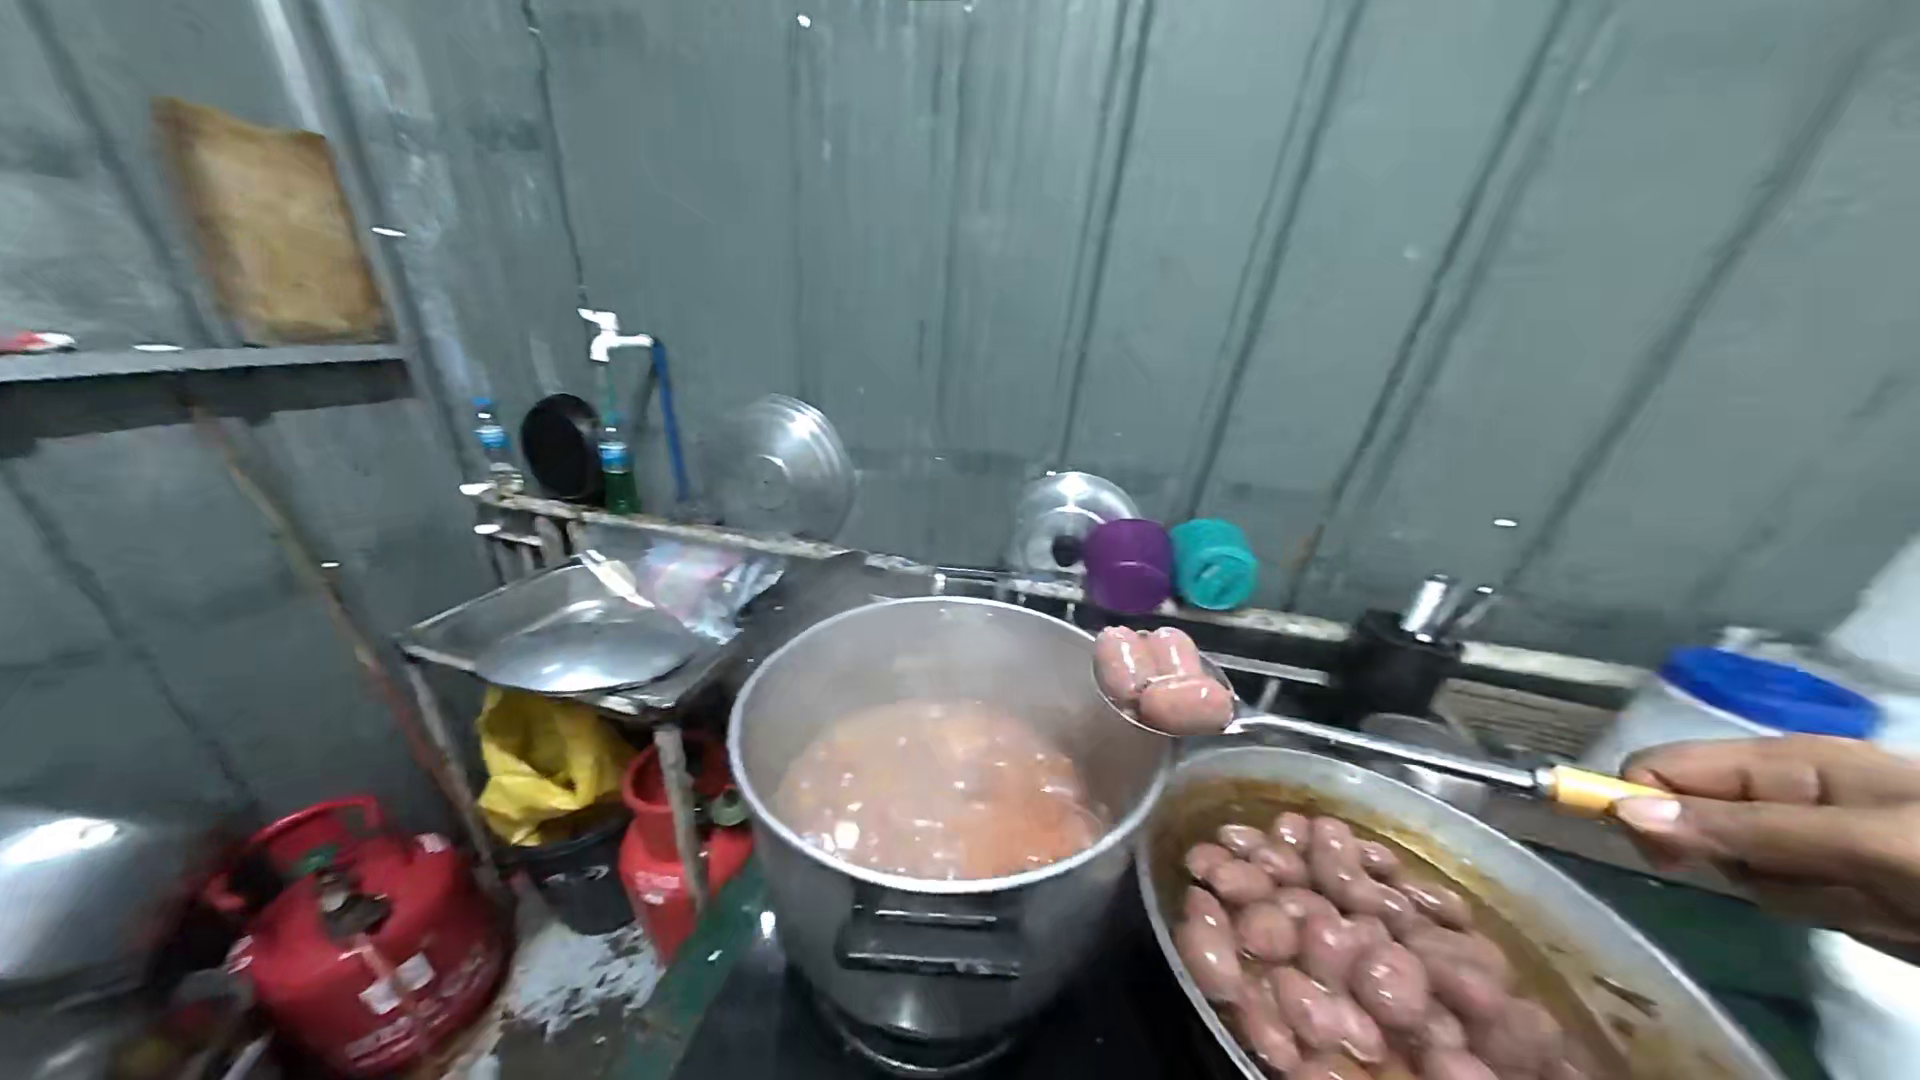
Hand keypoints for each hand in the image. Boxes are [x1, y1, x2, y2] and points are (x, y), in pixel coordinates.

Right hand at [1613, 735, 1919, 942]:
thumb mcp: (1872, 842)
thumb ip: (1745, 828)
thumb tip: (1621, 812)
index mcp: (1781, 763)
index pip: (1659, 769)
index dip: (1641, 803)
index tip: (1657, 853)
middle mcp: (1784, 794)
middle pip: (1696, 821)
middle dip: (1743, 860)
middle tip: (1809, 883)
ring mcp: (1816, 841)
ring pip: (1745, 869)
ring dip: (1801, 896)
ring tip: (1883, 907)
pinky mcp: (1844, 884)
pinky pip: (1794, 899)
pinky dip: (1835, 916)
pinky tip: (1894, 921)